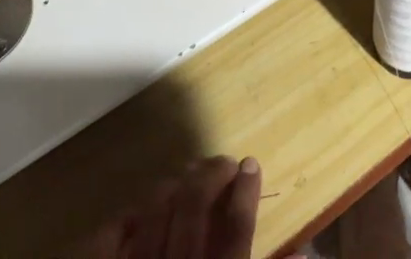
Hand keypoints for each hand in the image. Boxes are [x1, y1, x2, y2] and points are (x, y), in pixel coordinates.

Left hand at [73, 156, 262, 258]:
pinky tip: (138, 207)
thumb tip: (300, 251)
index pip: (236, 231)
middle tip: (221, 161)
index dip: (245, 193)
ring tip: (185, 176)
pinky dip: (126, 215)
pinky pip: (110, 232)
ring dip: (172, 186)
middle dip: (210, 176)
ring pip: (154, 211)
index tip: (249, 163)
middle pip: (194, 208)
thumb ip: (255, 258)